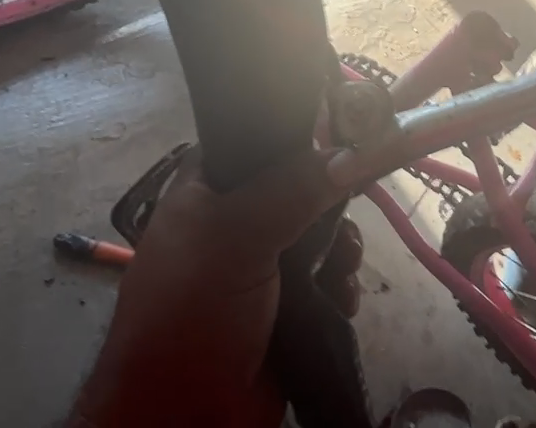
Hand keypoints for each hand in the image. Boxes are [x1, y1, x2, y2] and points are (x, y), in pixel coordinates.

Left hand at [68, 146, 354, 427]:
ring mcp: (258, 265)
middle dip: (331, 201)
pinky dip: (340, 282)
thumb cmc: (192, 311)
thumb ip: (294, 188)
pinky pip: (325, 277)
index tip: (345, 136)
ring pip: (318, 233)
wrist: (181, 420)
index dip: (299, 136)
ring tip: (345, 265)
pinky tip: (343, 295)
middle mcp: (232, 219)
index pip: (258, 139)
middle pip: (299, 186)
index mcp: (205, 189)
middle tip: (349, 209)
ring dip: (340, 247)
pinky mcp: (283, 306)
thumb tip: (354, 152)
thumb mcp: (237, 235)